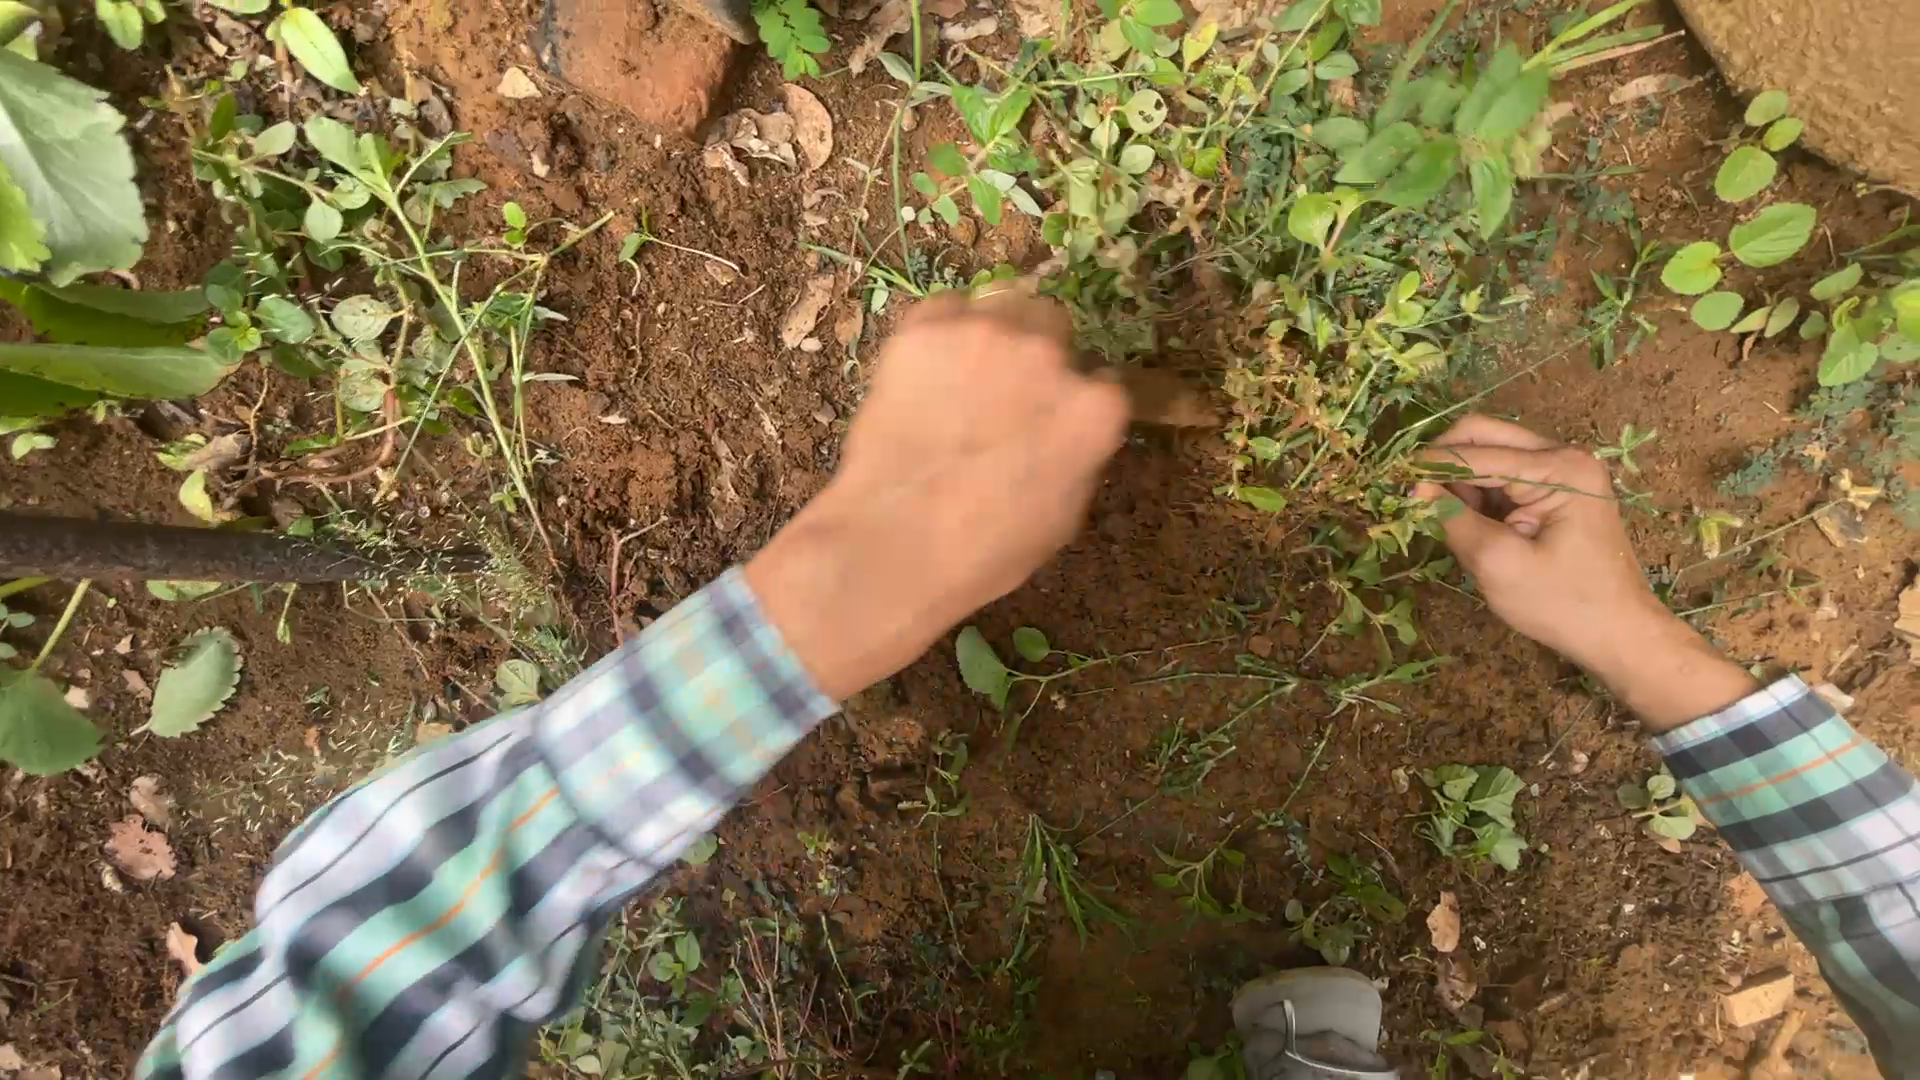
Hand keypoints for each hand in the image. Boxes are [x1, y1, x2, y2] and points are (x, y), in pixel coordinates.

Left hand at [745, 291, 1128, 700]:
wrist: (896, 544)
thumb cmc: (985, 550)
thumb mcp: (1061, 517)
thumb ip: (1079, 455)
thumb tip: (1070, 428)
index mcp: (1093, 408)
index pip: (1100, 381)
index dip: (1071, 402)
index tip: (1048, 419)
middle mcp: (1049, 355)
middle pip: (1053, 327)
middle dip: (1034, 357)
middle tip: (1000, 397)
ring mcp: (985, 334)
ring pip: (1001, 307)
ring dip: (991, 336)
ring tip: (959, 381)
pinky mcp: (925, 328)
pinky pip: (944, 311)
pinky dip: (940, 334)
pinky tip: (925, 374)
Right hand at [1414, 415, 1755, 730]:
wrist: (1618, 632)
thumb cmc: (1560, 602)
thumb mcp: (1496, 561)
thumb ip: (1450, 517)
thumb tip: (1410, 488)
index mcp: (1559, 469)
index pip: (1475, 453)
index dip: (1426, 468)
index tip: (1388, 485)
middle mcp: (1563, 456)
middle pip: (1481, 434)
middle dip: (1439, 460)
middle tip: (1409, 491)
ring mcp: (1560, 471)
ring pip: (1486, 451)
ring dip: (1454, 476)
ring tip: (1436, 514)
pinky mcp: (1552, 489)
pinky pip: (1498, 473)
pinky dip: (1470, 489)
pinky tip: (1461, 520)